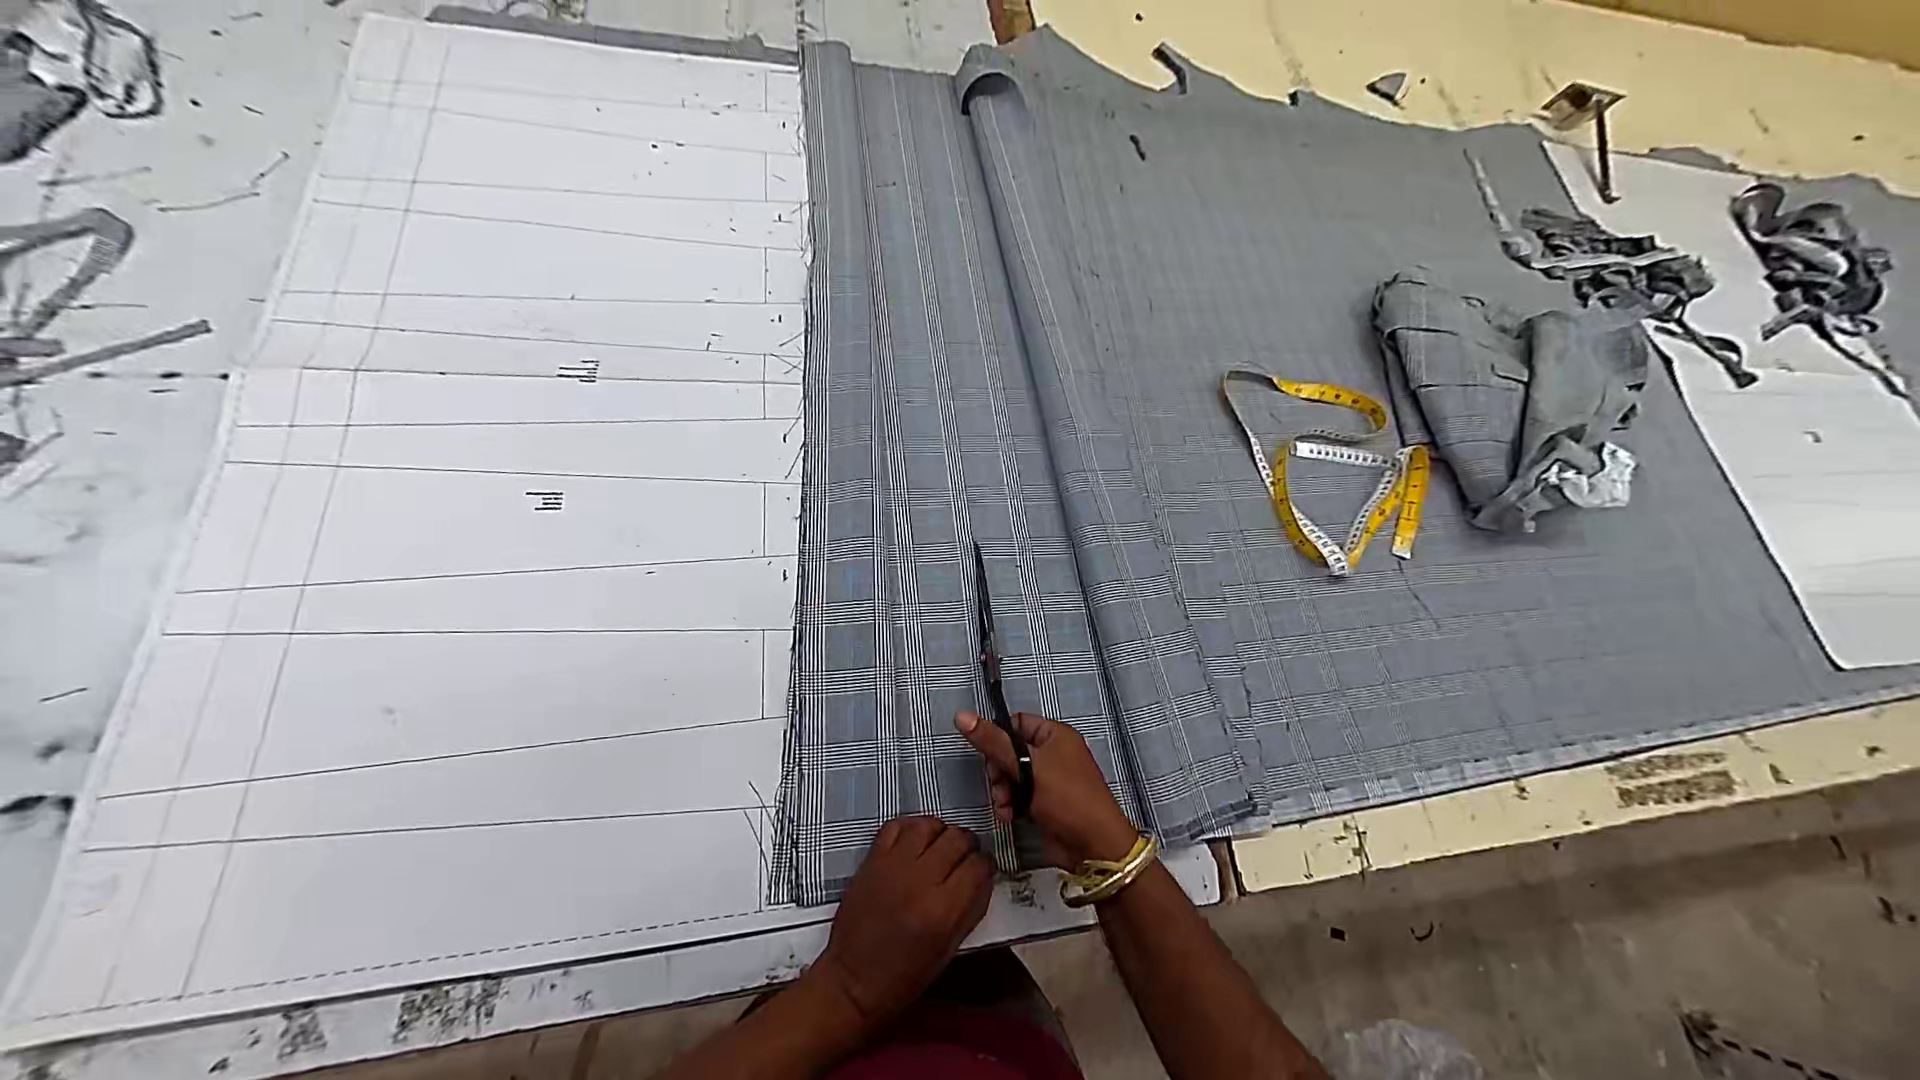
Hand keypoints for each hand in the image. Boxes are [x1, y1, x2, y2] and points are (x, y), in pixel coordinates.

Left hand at [807, 816, 993, 1030]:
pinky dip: (910, 827)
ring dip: (940, 832)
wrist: (852, 981)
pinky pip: (897, 825)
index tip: (983, 869)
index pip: (978, 866)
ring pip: (928, 825)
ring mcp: (893, 866)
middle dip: (968, 845)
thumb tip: (983, 878)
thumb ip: (970, 909)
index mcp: (942, 911)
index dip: (986, 865)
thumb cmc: (903, 976)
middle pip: (957, 839)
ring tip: (940, 845)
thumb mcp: (948, 949)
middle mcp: (919, 881)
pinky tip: (915, 840)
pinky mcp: (872, 860)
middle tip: (964, 856)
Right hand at [956, 711, 1139, 868]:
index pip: (1016, 723)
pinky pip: (1018, 795)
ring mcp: (1049, 780)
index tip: (987, 753)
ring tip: (1003, 805)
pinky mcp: (1044, 803)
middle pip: (1009, 751)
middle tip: (998, 784)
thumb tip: (962, 715)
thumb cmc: (1066, 798)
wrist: (1094, 848)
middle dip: (998, 770)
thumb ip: (993, 742)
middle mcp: (1053, 753)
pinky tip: (1008, 815)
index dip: (998, 736)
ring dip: (1001, 790)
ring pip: (1011, 776)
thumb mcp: (1028, 767)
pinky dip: (1010, 804)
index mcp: (1055, 734)